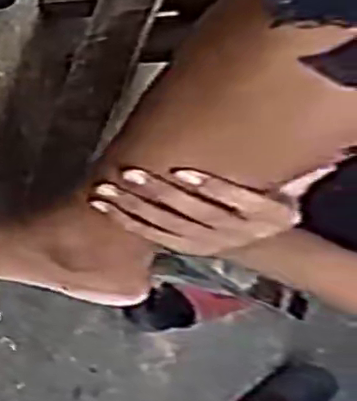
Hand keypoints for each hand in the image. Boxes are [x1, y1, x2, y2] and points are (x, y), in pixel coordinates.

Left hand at [89, 165, 331, 255]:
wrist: (252, 238)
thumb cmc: (256, 201)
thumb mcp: (275, 190)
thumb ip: (281, 174)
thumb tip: (301, 153)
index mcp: (273, 217)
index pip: (245, 202)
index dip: (214, 188)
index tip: (181, 171)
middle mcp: (243, 233)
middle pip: (198, 213)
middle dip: (161, 192)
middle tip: (129, 172)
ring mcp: (210, 243)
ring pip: (167, 224)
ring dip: (132, 205)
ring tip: (105, 187)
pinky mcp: (182, 248)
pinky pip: (149, 233)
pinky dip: (121, 218)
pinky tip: (98, 203)